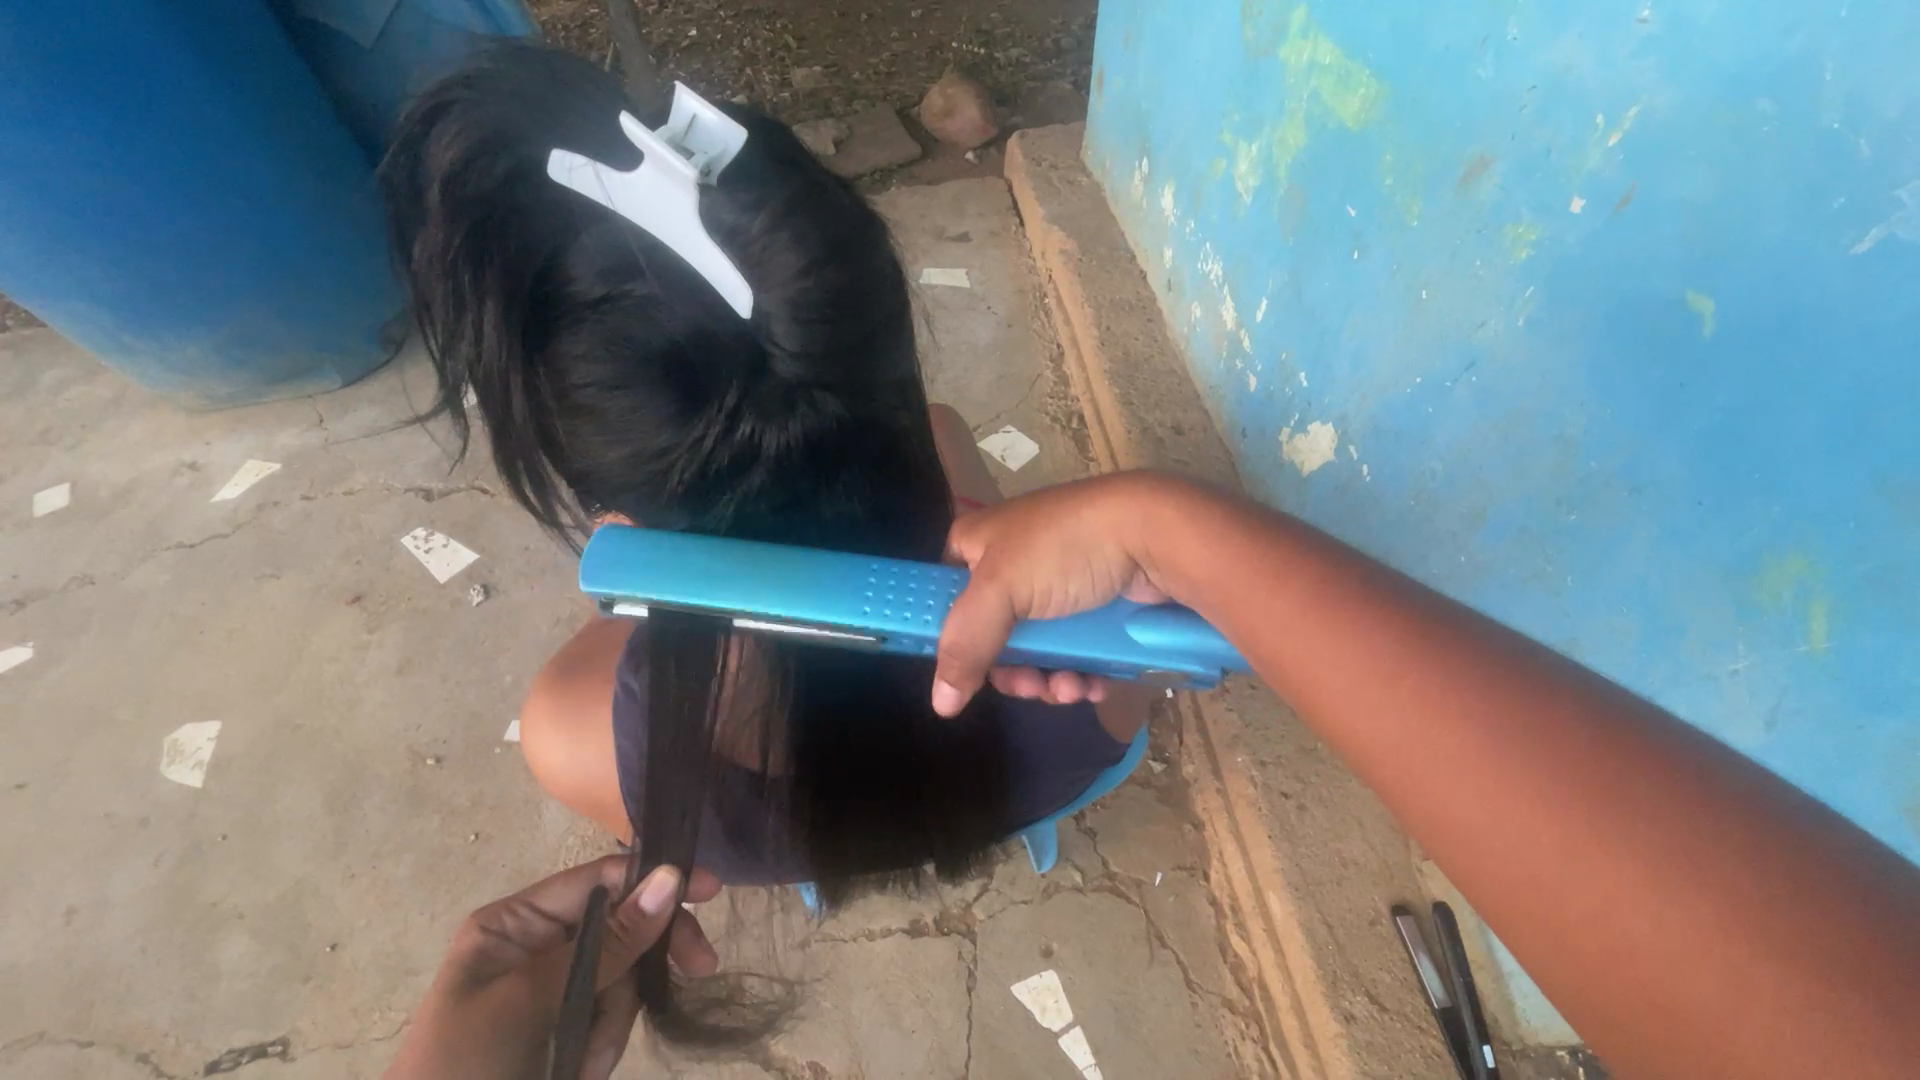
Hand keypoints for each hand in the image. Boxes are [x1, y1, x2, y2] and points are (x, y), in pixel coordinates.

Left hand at [386, 857, 722, 1079]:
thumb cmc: (463, 1071)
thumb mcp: (531, 1002)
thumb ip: (606, 942)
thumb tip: (670, 876)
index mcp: (515, 924)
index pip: (600, 880)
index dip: (655, 878)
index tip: (710, 891)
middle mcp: (538, 946)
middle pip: (621, 925)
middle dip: (648, 956)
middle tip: (701, 968)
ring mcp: (553, 990)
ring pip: (623, 977)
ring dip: (614, 1020)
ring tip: (581, 1065)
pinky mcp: (565, 1030)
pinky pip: (612, 1016)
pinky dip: (603, 1044)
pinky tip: (578, 1072)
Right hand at [933, 472, 1188, 715]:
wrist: (1152, 533)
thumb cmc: (1064, 550)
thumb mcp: (1000, 590)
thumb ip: (964, 645)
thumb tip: (941, 703)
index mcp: (979, 541)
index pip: (944, 590)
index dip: (951, 632)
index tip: (962, 668)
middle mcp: (1013, 561)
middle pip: (991, 632)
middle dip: (1011, 669)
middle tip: (1029, 685)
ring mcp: (1056, 584)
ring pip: (1035, 649)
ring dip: (1048, 679)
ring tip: (1070, 688)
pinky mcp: (1094, 604)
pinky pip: (1073, 648)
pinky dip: (1078, 672)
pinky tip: (1092, 684)